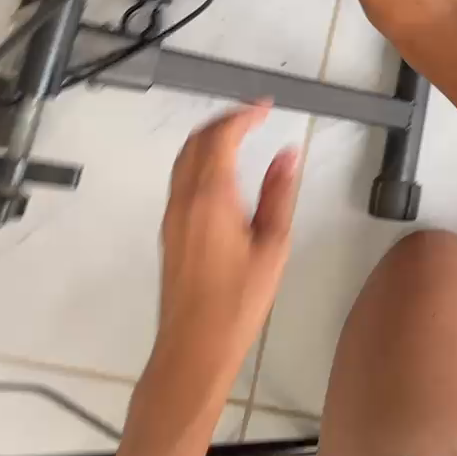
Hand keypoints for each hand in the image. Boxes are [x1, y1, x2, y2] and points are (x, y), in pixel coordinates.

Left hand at [151, 101, 300, 385]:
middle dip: (226, 119)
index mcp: (211, 197)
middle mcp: (184, 199)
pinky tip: (221, 168)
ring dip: (210, 136)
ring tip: (240, 133)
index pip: (222, 137)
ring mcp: (172, 214)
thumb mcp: (273, 245)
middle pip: (197, 140)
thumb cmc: (238, 301)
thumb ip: (279, 194)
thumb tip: (287, 155)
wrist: (193, 348)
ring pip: (184, 156)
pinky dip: (200, 157)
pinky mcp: (169, 229)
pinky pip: (180, 175)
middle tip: (255, 115)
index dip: (245, 115)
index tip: (266, 107)